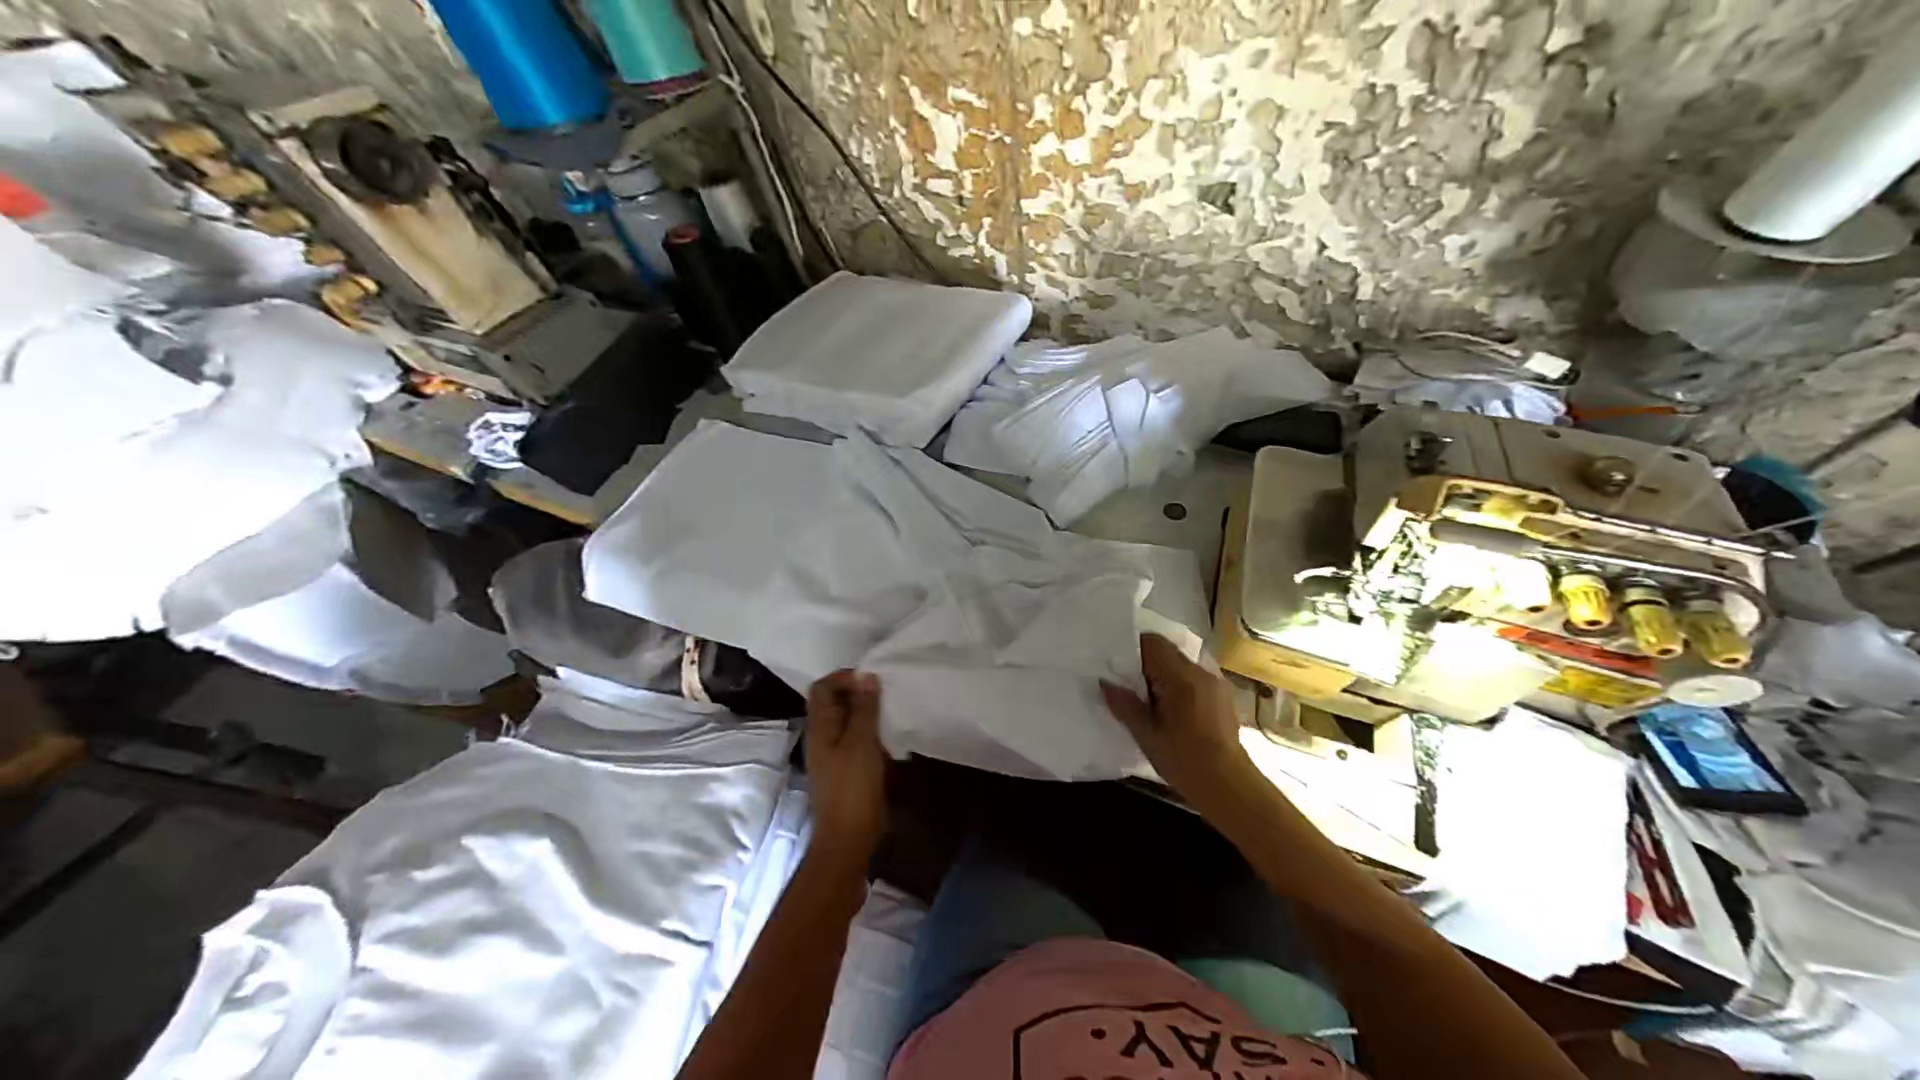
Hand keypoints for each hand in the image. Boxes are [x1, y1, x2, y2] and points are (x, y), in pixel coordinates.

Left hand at [805, 670, 887, 864]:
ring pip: (851, 721)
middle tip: (888, 691)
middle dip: (860, 692)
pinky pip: (861, 741)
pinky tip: (895, 736)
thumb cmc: (852, 788)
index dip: (844, 677)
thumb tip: (866, 674)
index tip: (873, 679)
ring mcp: (837, 754)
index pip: (823, 687)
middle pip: (836, 702)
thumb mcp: (861, 743)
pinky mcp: (851, 769)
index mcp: (820, 727)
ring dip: (870, 713)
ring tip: (894, 709)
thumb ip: (864, 708)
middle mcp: (825, 736)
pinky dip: (876, 733)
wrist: (850, 838)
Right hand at [1102, 634, 1256, 802]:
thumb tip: (1105, 683)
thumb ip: (1125, 704)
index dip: (1133, 649)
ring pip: (1182, 666)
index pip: (1153, 643)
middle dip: (1147, 664)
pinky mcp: (1224, 697)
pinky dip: (1180, 686)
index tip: (1118, 666)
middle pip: (1168, 652)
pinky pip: (1195, 679)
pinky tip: (1173, 711)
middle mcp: (1201, 672)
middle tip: (1130, 686)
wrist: (1228, 786)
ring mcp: (1216, 683)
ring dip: (1164, 676)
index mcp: (1181, 677)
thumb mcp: (1146, 734)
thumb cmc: (1183, 760)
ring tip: (1151, 701)